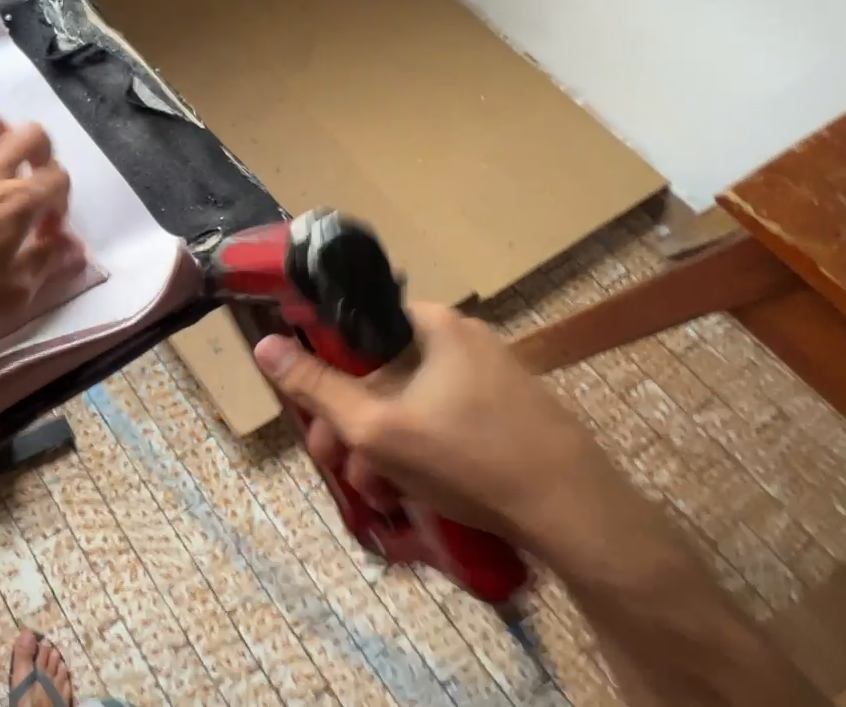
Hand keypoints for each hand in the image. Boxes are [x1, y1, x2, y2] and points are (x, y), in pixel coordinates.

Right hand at [253, 303, 622, 547]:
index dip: (322, 366)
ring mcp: (489, 376)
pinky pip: (440, 417)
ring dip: (378, 442)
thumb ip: (314, 385)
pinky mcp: (508, 412)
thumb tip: (263, 344)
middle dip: (347, 421)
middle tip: (335, 460)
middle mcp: (460, 339)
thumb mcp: (374, 426)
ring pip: (406, 400)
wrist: (582, 520)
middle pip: (377, 370)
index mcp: (431, 325)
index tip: (312, 409)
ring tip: (375, 488)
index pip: (353, 326)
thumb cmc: (468, 459)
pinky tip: (408, 488)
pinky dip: (416, 447)